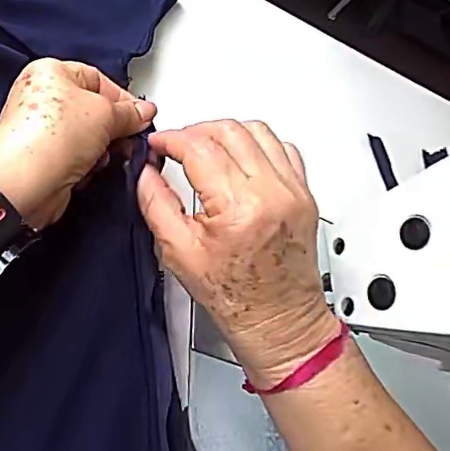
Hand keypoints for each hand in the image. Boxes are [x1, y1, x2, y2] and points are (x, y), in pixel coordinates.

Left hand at [0, 59, 156, 229]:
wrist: (26, 181)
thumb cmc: (48, 137)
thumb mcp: (105, 113)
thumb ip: (128, 112)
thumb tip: (142, 112)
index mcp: (48, 73)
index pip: (95, 78)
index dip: (121, 97)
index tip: (141, 115)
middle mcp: (40, 100)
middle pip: (91, 109)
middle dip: (113, 126)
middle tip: (127, 136)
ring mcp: (40, 131)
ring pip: (86, 138)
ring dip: (100, 149)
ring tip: (103, 155)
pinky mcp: (43, 160)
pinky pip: (76, 159)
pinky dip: (86, 166)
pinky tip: (88, 170)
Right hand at [136, 121, 340, 387]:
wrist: (278, 319)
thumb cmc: (234, 295)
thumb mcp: (177, 251)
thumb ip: (155, 202)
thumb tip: (144, 171)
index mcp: (239, 207)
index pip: (199, 147)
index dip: (170, 139)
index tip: (156, 145)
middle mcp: (273, 193)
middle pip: (228, 130)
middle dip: (194, 131)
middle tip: (175, 146)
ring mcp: (294, 191)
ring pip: (257, 130)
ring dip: (224, 133)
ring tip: (204, 149)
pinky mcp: (305, 194)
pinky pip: (282, 148)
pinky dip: (255, 143)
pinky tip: (237, 158)